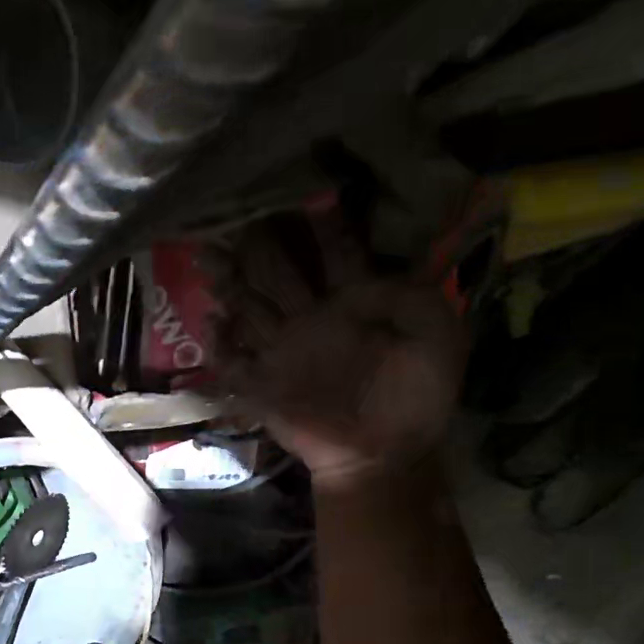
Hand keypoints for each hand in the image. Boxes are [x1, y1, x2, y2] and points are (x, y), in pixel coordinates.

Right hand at [213, 208, 469, 490]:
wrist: (384, 454)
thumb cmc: (416, 395)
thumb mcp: (436, 336)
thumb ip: (409, 296)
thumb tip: (366, 270)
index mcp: (353, 302)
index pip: (335, 253)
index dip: (325, 224)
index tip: (310, 189)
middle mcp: (311, 319)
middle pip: (278, 273)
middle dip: (260, 244)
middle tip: (238, 214)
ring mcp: (283, 353)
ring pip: (249, 308)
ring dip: (228, 284)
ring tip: (207, 254)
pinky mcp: (263, 386)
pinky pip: (234, 364)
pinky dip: (220, 347)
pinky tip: (211, 324)